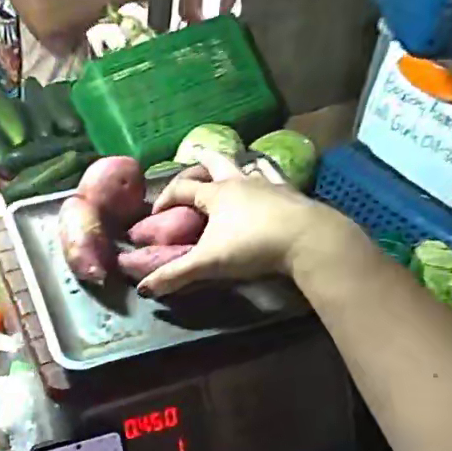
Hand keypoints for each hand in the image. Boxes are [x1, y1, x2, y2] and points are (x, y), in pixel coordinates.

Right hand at [136, 158, 359, 297]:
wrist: (308, 239)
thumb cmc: (252, 246)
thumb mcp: (208, 263)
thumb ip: (175, 275)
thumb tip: (143, 288)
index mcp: (216, 194)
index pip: (182, 188)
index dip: (164, 198)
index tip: (155, 214)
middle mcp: (240, 181)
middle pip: (214, 162)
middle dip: (200, 161)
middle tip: (192, 161)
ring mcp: (268, 183)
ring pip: (246, 164)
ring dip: (234, 165)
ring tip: (230, 170)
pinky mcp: (291, 193)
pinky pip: (274, 176)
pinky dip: (265, 174)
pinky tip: (266, 179)